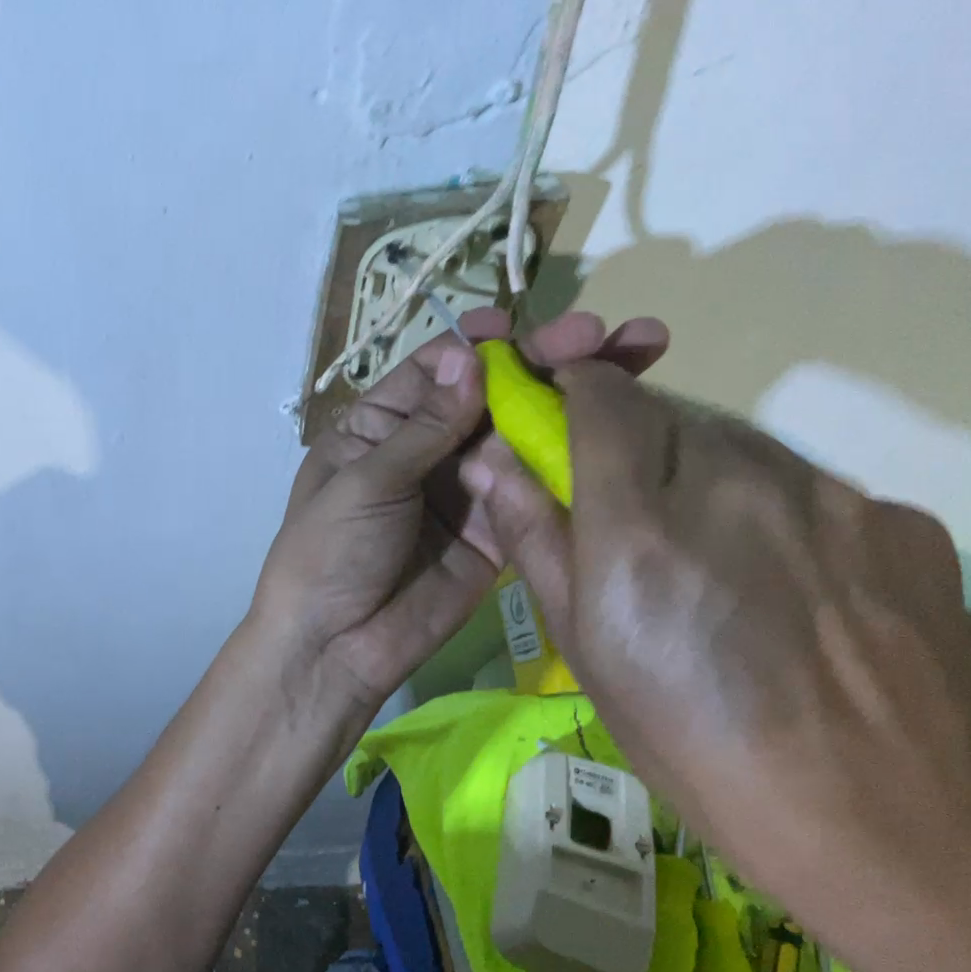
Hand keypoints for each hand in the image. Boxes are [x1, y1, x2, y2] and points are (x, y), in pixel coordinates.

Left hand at [254, 309, 670, 714]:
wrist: (334, 644)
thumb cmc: (328, 552)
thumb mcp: (366, 482)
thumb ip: (424, 427)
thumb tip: (470, 357)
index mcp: (375, 429)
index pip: (433, 373)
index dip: (479, 347)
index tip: (526, 328)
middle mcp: (423, 452)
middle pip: (490, 397)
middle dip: (545, 364)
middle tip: (610, 335)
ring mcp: (464, 491)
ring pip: (522, 435)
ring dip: (574, 402)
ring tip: (641, 360)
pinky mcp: (497, 532)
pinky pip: (537, 489)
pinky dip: (572, 462)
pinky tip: (625, 430)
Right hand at [465, 362, 970, 971]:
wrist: (872, 819)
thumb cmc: (683, 736)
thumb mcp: (581, 643)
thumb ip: (535, 538)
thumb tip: (491, 462)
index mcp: (641, 523)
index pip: (600, 401)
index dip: (569, 388)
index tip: (549, 405)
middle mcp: (737, 485)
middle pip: (668, 413)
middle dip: (626, 433)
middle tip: (614, 495)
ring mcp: (832, 499)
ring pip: (739, 444)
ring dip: (697, 467)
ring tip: (698, 544)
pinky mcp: (899, 524)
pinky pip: (810, 487)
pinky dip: (771, 506)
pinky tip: (777, 575)